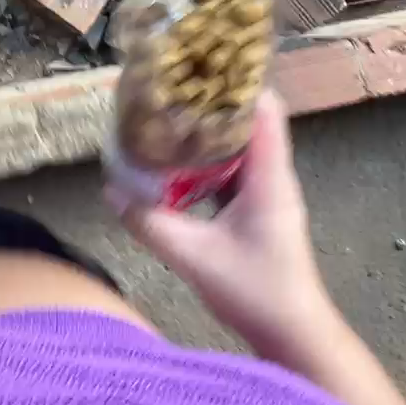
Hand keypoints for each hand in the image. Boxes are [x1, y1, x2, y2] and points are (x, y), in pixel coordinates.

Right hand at [114, 92, 340, 359]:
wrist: (294, 335)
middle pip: (247, 121)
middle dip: (210, 103)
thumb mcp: (194, 257)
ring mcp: (266, 193)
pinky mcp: (257, 209)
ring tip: (166, 119)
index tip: (197, 69)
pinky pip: (231, 170)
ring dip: (206, 132)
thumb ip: (151, 223)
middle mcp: (272, 176)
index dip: (235, 83)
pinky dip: (206, 160)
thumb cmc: (256, 291)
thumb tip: (111, 189)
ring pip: (238, 145)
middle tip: (168, 90)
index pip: (263, 110)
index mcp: (268, 177)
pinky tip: (176, 164)